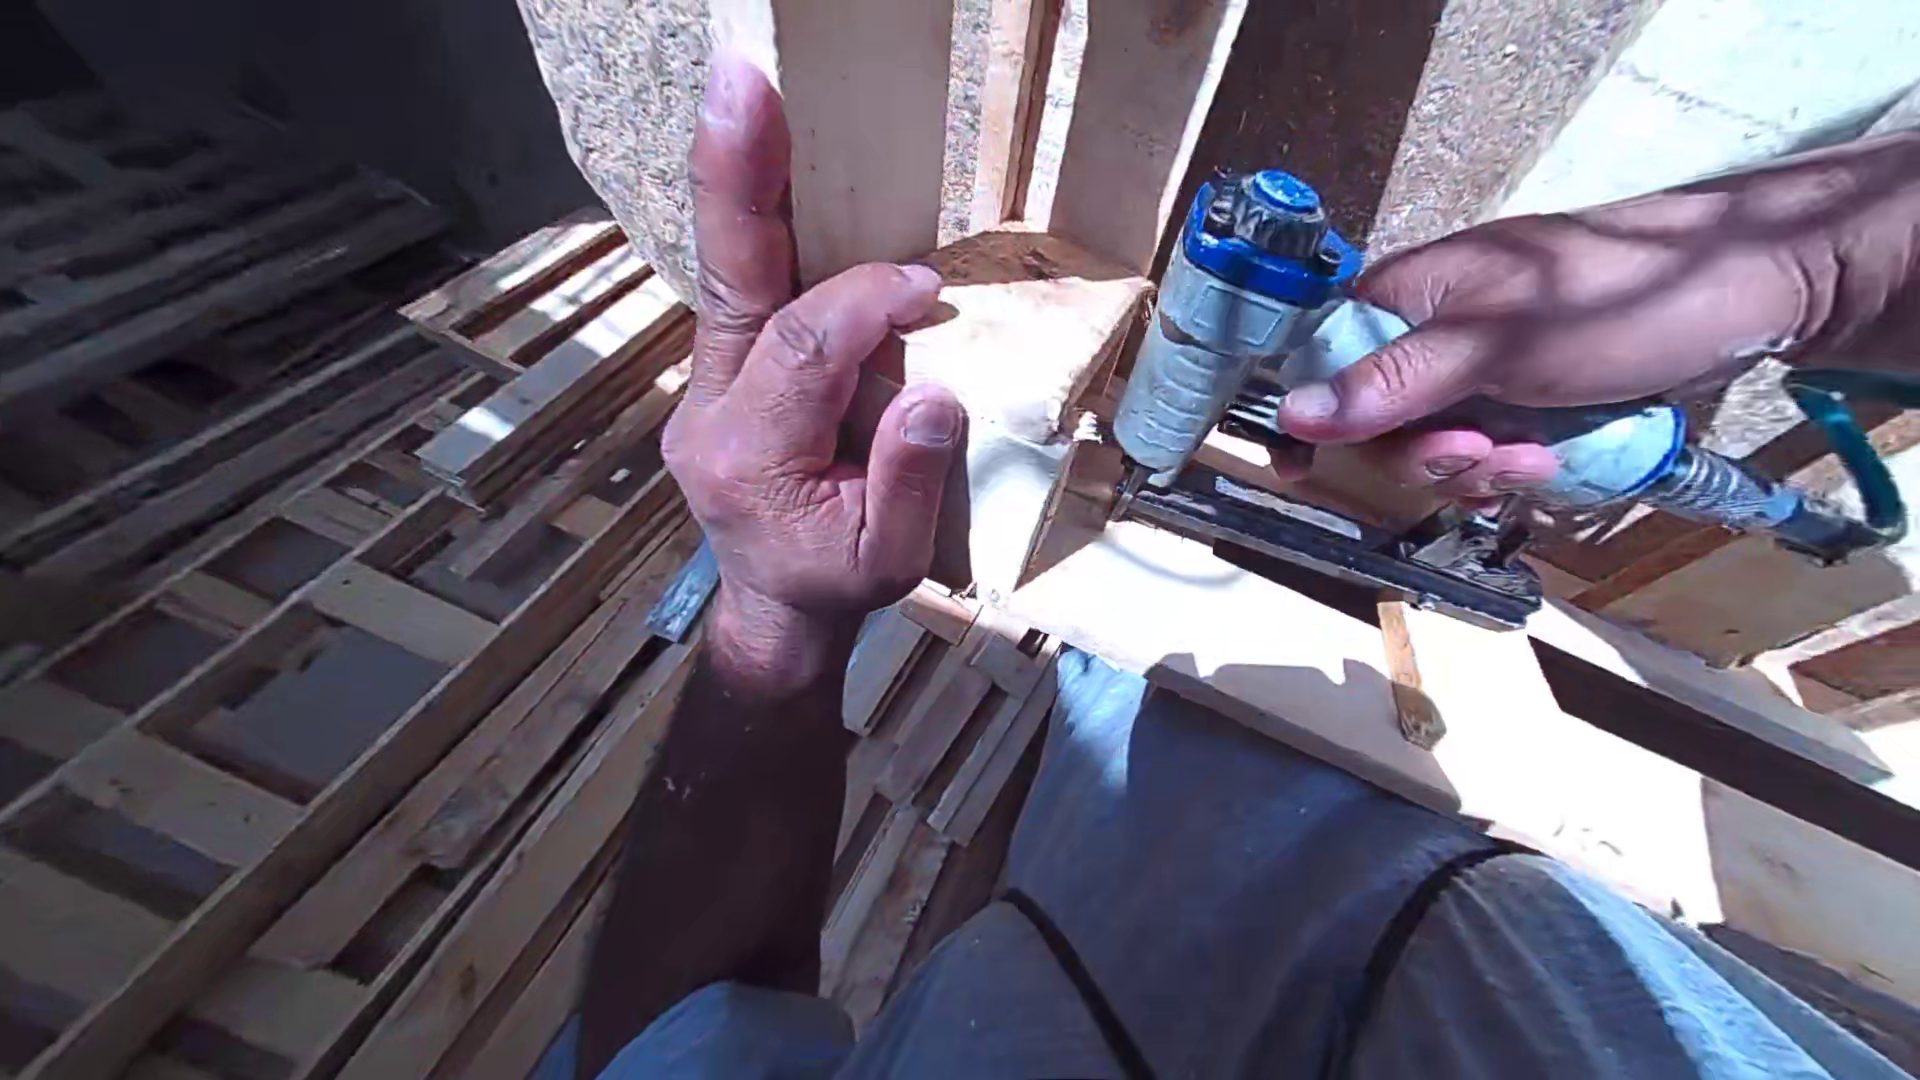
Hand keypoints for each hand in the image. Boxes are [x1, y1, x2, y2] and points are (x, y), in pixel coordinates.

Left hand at [663, 52, 964, 689]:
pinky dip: (763, 240)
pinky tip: (777, 184)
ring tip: (748, 104)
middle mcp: (711, 415)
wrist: (777, 607)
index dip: (863, 305)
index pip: (805, 352)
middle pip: (732, 290)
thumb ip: (908, 484)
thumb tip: (934, 393)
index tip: (923, 290)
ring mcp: (705, 395)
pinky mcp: (720, 385)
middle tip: (742, 88)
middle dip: (741, 188)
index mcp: (753, 461)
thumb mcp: (887, 560)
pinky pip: (744, 305)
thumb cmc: (834, 588)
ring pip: (729, 285)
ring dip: (745, 195)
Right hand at [1270, 141, 1913, 498]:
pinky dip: (1489, 473)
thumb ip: (1386, 383)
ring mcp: (1454, 377)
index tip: (1300, 469)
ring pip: (1414, 448)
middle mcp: (1411, 341)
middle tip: (1478, 449)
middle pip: (1365, 424)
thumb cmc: (1614, 297)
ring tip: (1531, 456)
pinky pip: (1459, 457)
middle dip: (1420, 452)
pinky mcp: (1495, 404)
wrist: (1764, 290)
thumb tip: (1290, 416)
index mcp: (1392, 303)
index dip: (1304, 418)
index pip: (1312, 365)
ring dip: (1466, 467)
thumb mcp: (1490, 343)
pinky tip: (1532, 465)